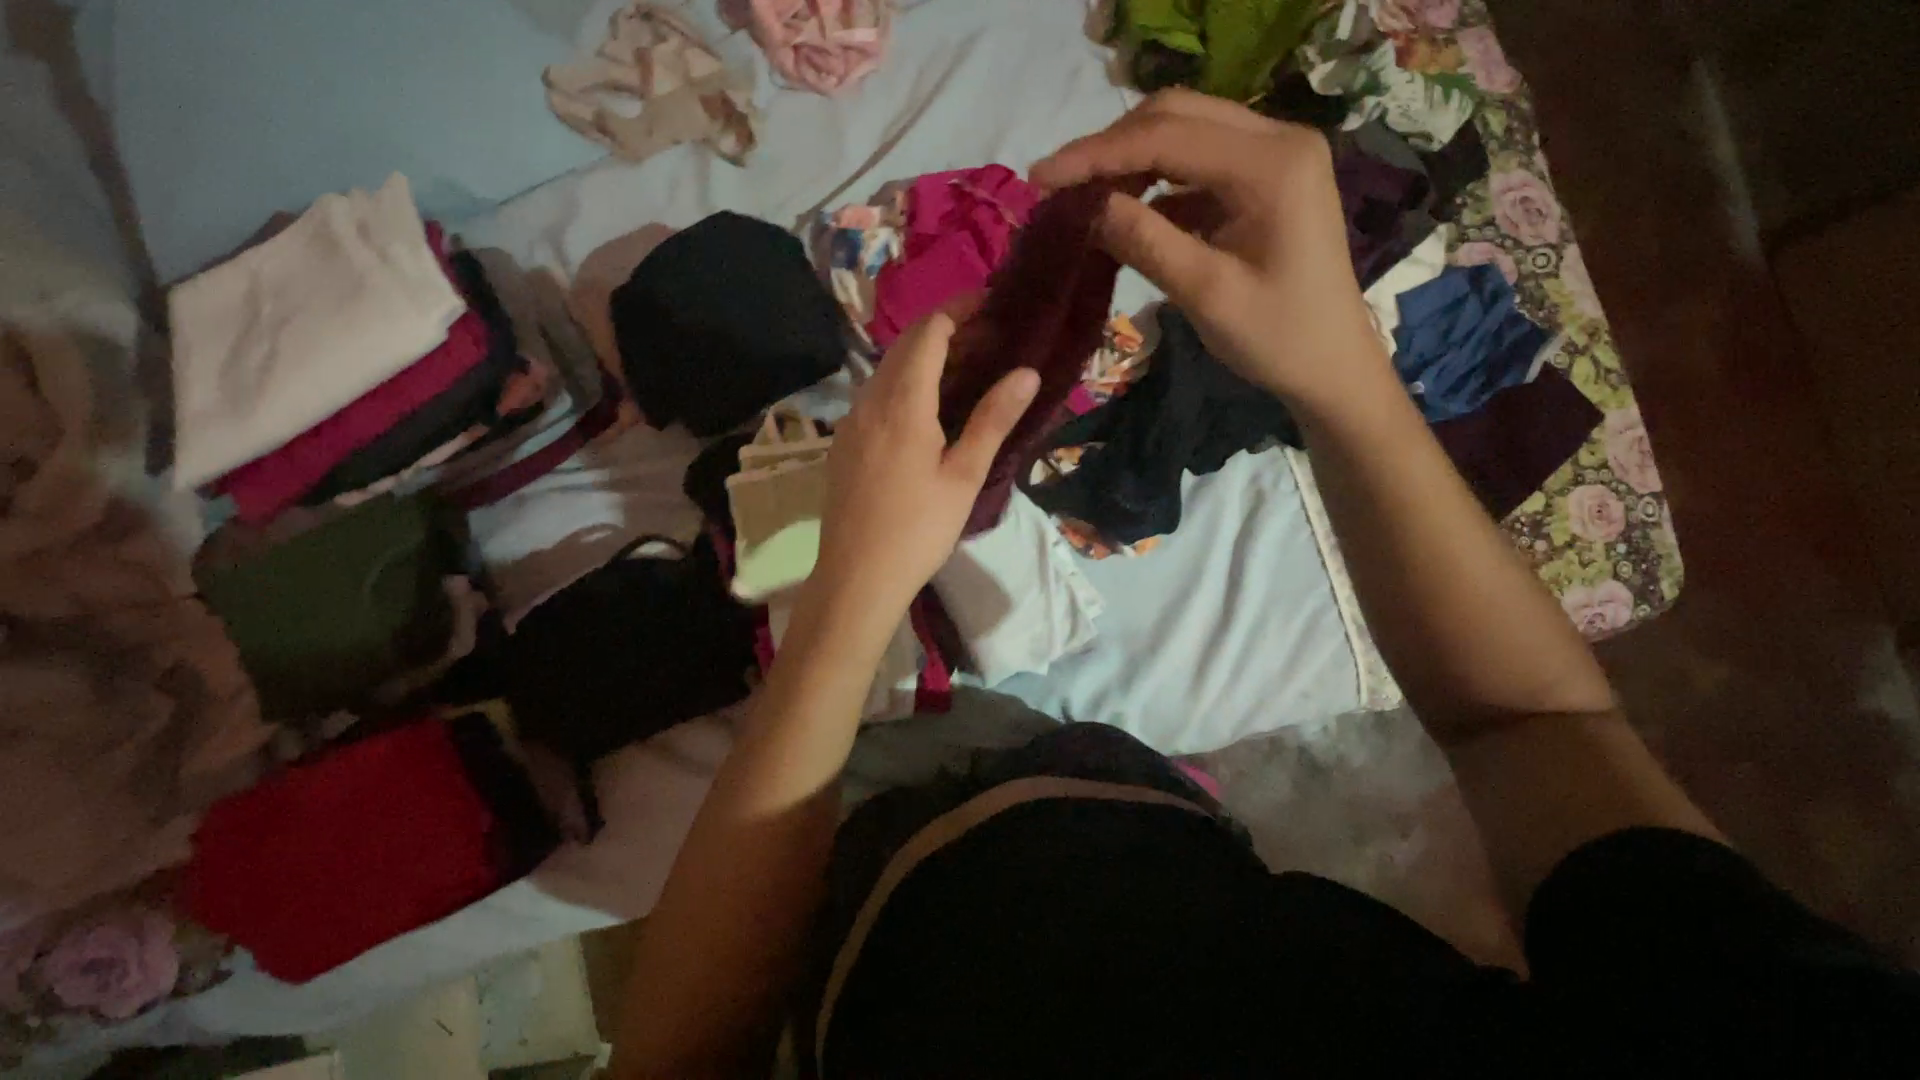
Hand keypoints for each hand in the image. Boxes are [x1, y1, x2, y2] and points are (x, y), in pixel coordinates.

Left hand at [812, 309, 1038, 616]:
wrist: (857, 577)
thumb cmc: (918, 529)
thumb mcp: (964, 476)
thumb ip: (992, 419)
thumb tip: (1026, 371)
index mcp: (902, 404)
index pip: (928, 332)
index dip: (958, 309)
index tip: (990, 303)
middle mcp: (869, 402)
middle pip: (903, 345)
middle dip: (943, 328)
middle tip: (985, 334)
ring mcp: (850, 422)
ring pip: (886, 370)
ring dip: (921, 356)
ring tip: (962, 367)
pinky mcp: (843, 444)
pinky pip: (874, 396)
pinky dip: (902, 384)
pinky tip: (925, 408)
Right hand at [1031, 89, 1392, 414]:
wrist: (1332, 367)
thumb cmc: (1277, 338)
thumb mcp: (1206, 294)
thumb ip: (1145, 241)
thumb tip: (1086, 207)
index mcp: (1272, 163)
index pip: (1166, 136)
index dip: (1096, 154)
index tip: (1040, 178)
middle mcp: (1277, 140)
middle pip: (1175, 116)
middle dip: (1110, 146)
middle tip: (1056, 185)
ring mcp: (1273, 157)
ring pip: (1183, 133)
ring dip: (1129, 160)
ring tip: (1081, 198)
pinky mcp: (1263, 180)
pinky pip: (1196, 163)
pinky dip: (1154, 182)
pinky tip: (1122, 211)